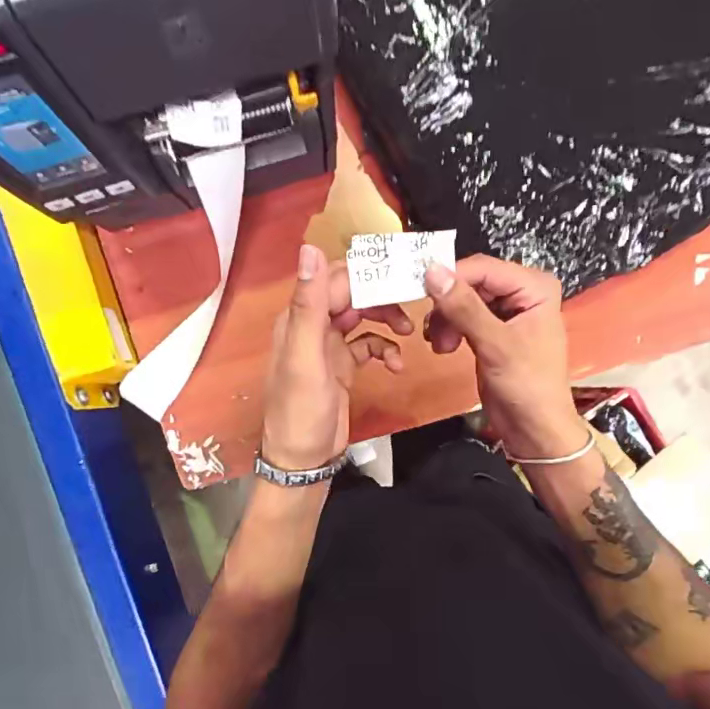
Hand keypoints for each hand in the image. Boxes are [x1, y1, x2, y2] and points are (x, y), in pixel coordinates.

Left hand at [261, 244, 410, 470]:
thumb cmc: (302, 411)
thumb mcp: (307, 357)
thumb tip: (309, 248)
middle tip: (410, 306)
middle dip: (381, 297)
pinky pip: (368, 345)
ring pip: (362, 317)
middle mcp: (312, 326)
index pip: (335, 280)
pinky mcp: (342, 366)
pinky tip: (395, 365)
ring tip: (407, 334)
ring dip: (386, 320)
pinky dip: (384, 350)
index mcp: (299, 318)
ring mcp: (328, 346)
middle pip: (351, 293)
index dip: (367, 275)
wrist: (304, 459)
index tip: (402, 277)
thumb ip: (310, 305)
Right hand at [423, 255, 588, 459]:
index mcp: (535, 287)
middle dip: (448, 304)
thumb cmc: (527, 386)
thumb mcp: (495, 344)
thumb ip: (464, 307)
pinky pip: (466, 318)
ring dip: (447, 319)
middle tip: (431, 330)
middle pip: (473, 282)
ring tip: (440, 345)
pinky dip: (452, 329)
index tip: (420, 292)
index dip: (451, 278)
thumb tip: (432, 272)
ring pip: (465, 300)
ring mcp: (509, 312)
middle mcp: (524, 293)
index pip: (484, 268)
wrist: (535, 428)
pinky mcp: (495, 331)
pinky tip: (444, 346)